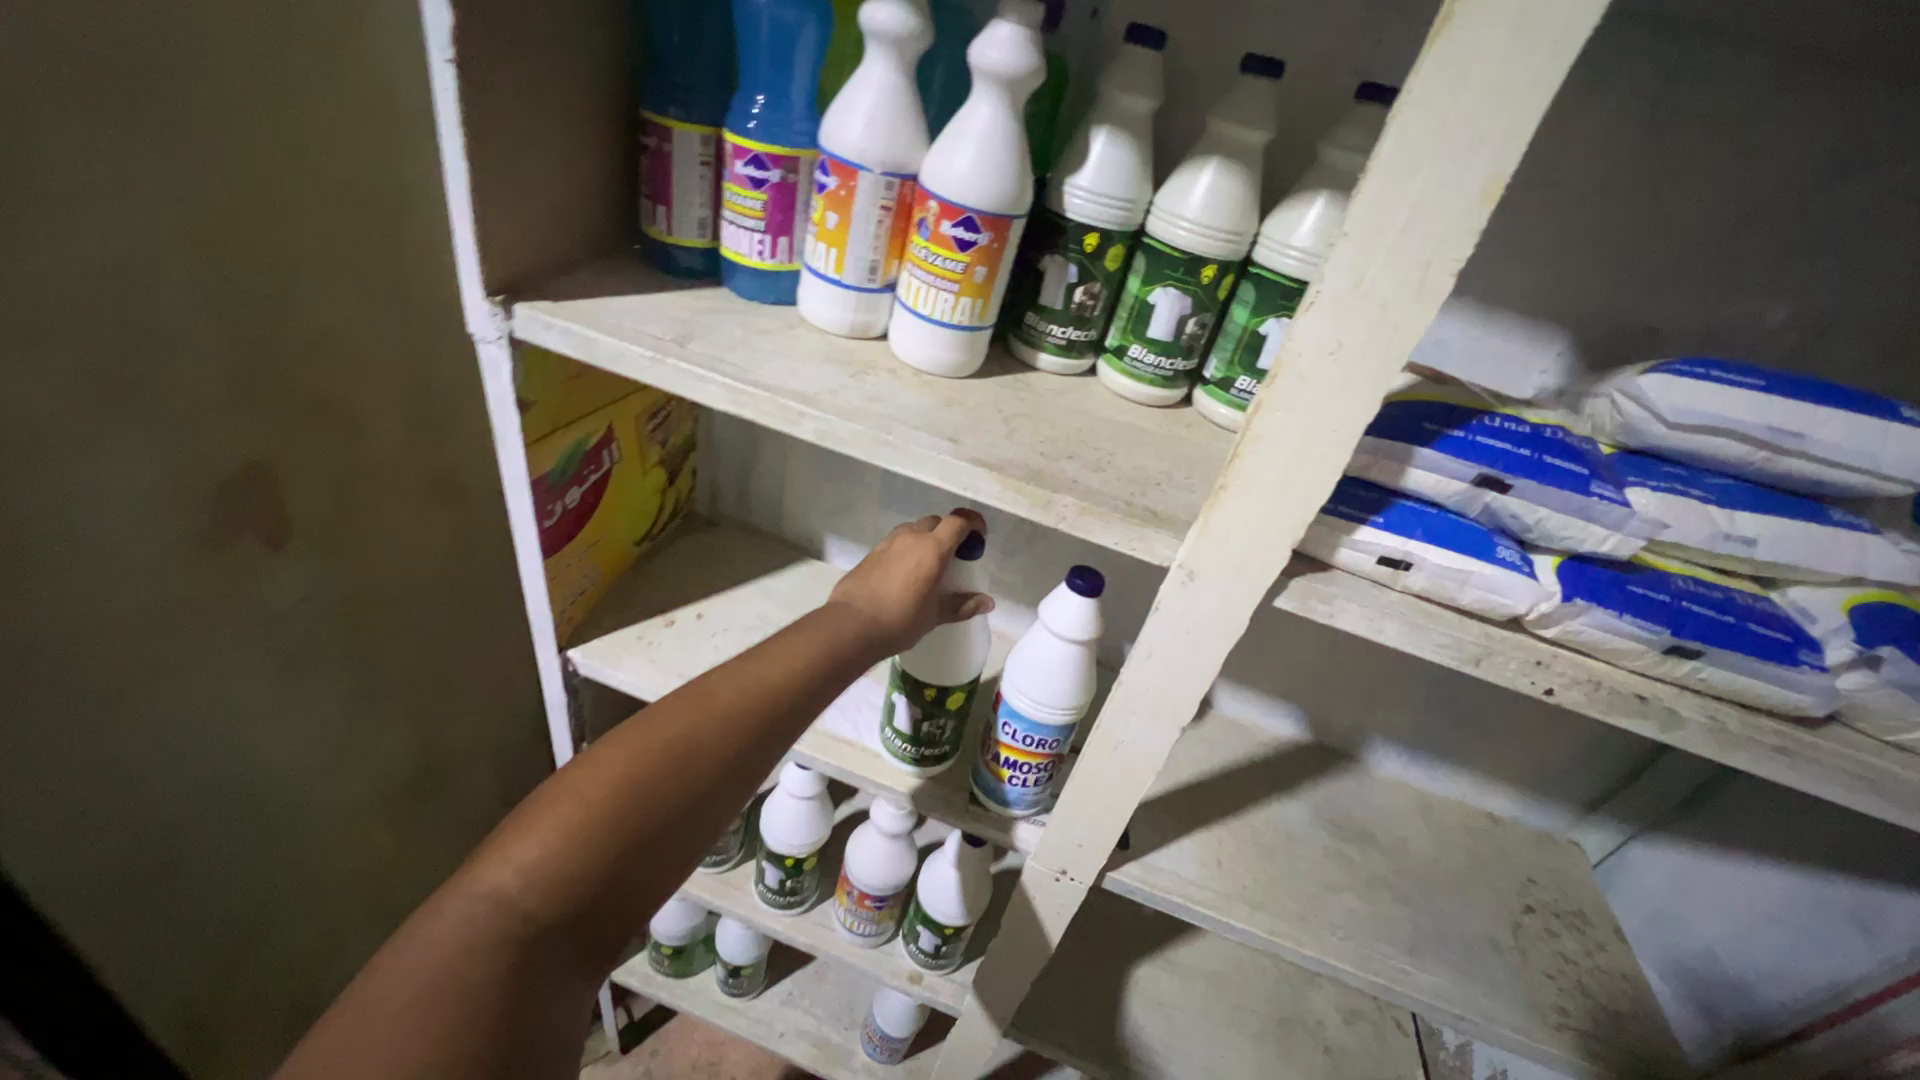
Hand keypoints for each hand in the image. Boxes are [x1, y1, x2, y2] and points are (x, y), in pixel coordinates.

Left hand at [826, 509, 994, 657]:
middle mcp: (910, 538)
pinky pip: (896, 542)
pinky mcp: (871, 553)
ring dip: (926, 539)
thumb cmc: (900, 621)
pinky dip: (907, 549)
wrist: (851, 626)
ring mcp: (887, 543)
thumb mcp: (935, 616)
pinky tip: (904, 573)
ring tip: (929, 564)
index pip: (958, 521)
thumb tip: (987, 603)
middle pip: (936, 522)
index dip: (973, 523)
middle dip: (948, 532)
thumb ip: (962, 605)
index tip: (979, 537)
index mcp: (932, 549)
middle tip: (954, 556)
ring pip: (913, 529)